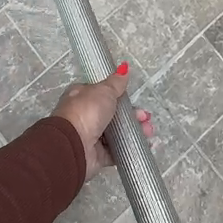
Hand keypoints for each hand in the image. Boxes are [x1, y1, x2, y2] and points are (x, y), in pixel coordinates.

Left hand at [50, 65, 151, 179]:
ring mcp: (91, 136)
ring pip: (117, 132)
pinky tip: (145, 145)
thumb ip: (116, 83)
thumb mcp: (103, 91)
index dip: (120, 96)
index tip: (133, 99)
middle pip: (113, 114)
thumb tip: (124, 67)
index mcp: (82, 96)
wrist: (74, 145)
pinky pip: (117, 150)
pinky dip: (130, 148)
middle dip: (132, 115)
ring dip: (134, 131)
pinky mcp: (97, 155)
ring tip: (149, 132)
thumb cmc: (86, 111)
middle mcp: (85, 115)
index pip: (103, 94)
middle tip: (146, 118)